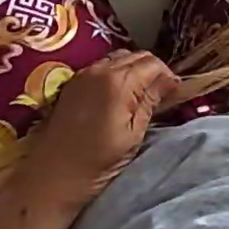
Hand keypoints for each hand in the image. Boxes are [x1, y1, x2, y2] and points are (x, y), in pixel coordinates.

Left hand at [4, 50, 178, 216]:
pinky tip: (120, 95)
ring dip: (134, 69)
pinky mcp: (74, 81)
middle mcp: (99, 69)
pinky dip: (116, 72)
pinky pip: (102, 66)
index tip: (175, 94)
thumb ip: (150, 102)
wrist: (53, 173)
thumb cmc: (97, 161)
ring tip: (141, 95)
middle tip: (161, 94)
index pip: (152, 63)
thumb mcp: (133, 135)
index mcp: (117, 81)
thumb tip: (170, 81)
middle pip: (135, 55)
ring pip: (118, 58)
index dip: (167, 76)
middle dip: (152, 70)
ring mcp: (84, 73)